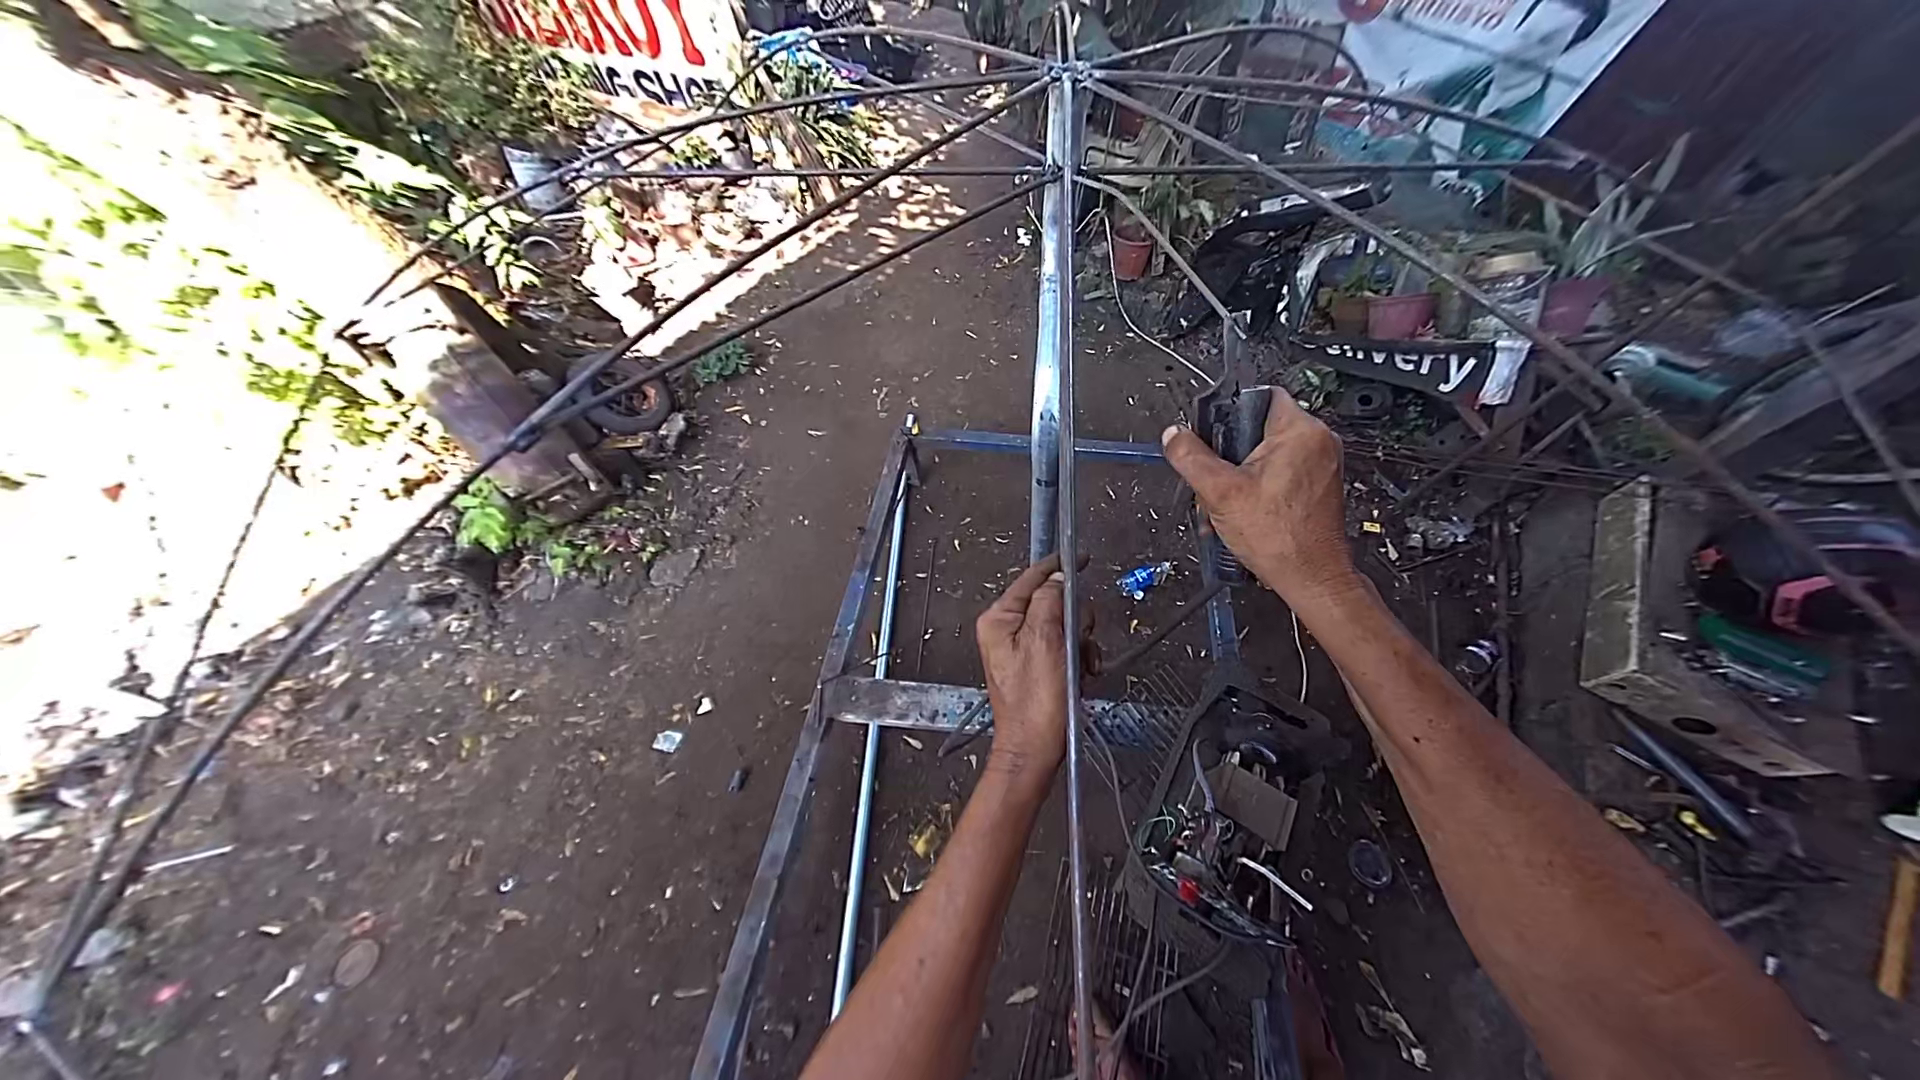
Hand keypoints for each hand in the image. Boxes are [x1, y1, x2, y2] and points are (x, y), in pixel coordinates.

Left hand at [975, 554, 1081, 785]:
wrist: (1035, 749)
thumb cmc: (1034, 704)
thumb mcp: (1045, 640)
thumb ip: (1050, 600)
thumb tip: (1057, 578)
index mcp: (999, 619)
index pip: (1031, 579)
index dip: (1057, 567)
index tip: (1079, 559)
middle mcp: (1008, 631)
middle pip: (1053, 602)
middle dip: (1074, 620)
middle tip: (1076, 641)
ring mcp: (1023, 649)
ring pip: (1065, 626)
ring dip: (1080, 644)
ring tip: (1078, 666)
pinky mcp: (1038, 665)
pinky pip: (1067, 647)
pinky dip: (1079, 659)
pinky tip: (1079, 675)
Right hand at [1161, 393, 1359, 610]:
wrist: (1309, 575)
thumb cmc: (1280, 538)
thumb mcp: (1219, 491)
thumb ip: (1191, 457)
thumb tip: (1174, 435)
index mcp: (1300, 431)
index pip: (1259, 396)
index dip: (1229, 412)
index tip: (1213, 435)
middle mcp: (1318, 442)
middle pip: (1258, 429)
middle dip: (1228, 454)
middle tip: (1217, 478)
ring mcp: (1321, 464)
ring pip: (1266, 454)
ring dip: (1239, 475)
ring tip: (1227, 501)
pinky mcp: (1317, 485)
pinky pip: (1279, 472)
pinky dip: (1257, 486)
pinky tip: (1242, 510)